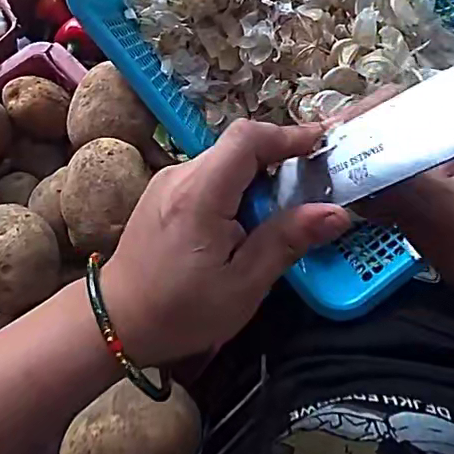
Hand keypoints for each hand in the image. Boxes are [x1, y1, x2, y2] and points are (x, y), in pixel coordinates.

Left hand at [98, 121, 351, 364]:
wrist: (117, 319)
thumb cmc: (182, 310)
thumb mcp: (244, 284)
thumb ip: (287, 240)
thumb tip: (336, 212)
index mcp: (200, 193)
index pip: (246, 138)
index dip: (287, 134)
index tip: (322, 143)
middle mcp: (181, 175)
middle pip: (237, 146)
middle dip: (278, 156)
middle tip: (313, 181)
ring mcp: (168, 180)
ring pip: (224, 160)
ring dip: (257, 174)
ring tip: (283, 208)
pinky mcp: (163, 191)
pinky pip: (208, 174)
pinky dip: (236, 185)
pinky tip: (247, 218)